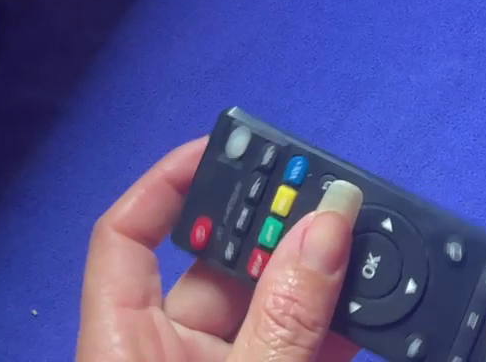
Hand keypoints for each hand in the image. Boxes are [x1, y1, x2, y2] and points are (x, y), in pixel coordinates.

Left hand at [78, 137, 365, 361]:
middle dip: (268, 230)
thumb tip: (328, 221)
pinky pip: (286, 347)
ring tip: (354, 243)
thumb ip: (286, 314)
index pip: (126, 235)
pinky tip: (361, 312)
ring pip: (260, 310)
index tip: (223, 144)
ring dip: (309, 280)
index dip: (167, 179)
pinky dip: (323, 331)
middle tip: (319, 196)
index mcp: (124, 342)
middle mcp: (164, 351)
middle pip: (213, 268)